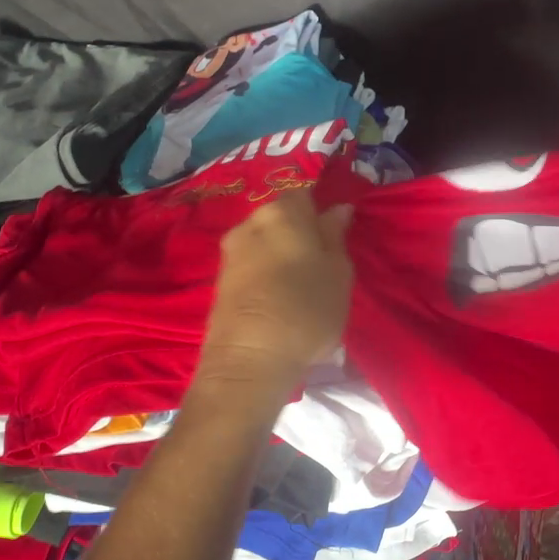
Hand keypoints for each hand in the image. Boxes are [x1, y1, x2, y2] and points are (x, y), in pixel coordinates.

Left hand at [203, 189, 353, 385]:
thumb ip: (336, 235)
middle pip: (282, 218)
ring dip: (281, 257)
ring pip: (264, 243)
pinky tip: (277, 302)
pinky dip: (264, 277)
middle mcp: (250, 223)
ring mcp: (230, 253)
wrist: (248, 363)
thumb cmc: (306, 310)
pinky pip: (251, 267)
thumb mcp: (339, 272)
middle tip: (321, 266)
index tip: (336, 241)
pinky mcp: (219, 283)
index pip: (306, 196)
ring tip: (300, 288)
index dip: (322, 215)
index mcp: (283, 212)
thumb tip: (337, 209)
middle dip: (300, 234)